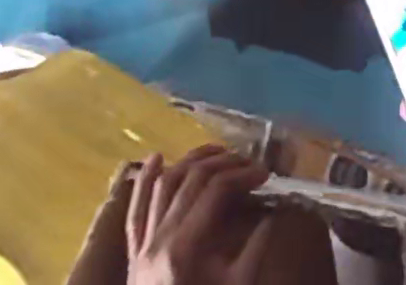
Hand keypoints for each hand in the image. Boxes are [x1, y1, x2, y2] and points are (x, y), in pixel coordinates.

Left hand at [127, 146, 273, 284]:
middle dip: (224, 163)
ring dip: (191, 161)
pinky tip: (155, 157)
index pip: (216, 191)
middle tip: (249, 163)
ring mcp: (141, 245)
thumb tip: (274, 214)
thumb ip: (254, 252)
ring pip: (163, 184)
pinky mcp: (132, 253)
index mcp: (184, 250)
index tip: (265, 173)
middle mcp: (159, 239)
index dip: (243, 175)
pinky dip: (144, 180)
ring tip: (217, 152)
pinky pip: (135, 209)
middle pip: (192, 180)